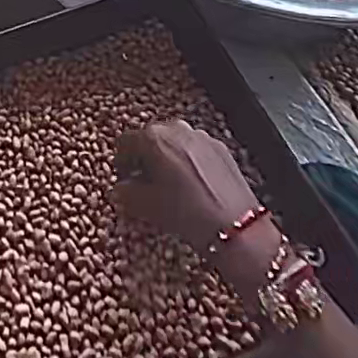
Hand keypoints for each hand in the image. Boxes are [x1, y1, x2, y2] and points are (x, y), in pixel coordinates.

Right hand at [114, 120, 260, 249]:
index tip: (123, 178)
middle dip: (144, 158)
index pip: (125, 143)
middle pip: (150, 138)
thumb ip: (126, 193)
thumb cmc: (188, 214)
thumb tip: (120, 189)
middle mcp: (176, 129)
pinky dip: (187, 161)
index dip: (121, 162)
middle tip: (144, 183)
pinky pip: (194, 149)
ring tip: (169, 185)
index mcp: (153, 138)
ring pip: (173, 142)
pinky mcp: (220, 147)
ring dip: (166, 158)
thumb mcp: (147, 206)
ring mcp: (200, 136)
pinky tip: (192, 186)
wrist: (238, 229)